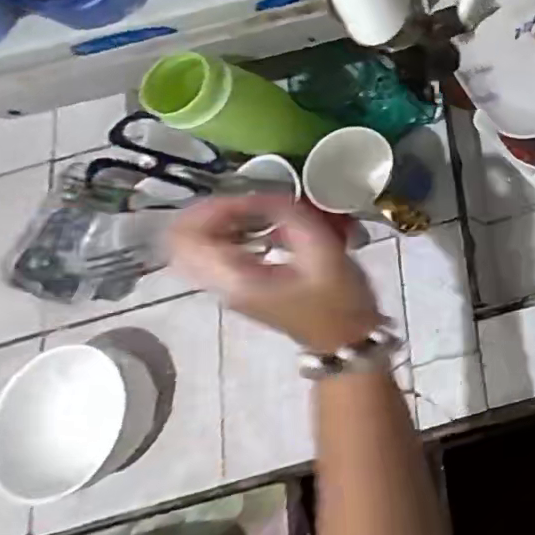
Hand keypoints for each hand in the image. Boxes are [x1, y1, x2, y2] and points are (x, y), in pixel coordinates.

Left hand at [167, 195, 382, 351]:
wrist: (347, 340)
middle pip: (186, 237)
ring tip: (263, 210)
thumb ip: (293, 218)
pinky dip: (240, 232)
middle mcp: (225, 284)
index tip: (251, 196)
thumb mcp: (324, 254)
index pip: (190, 234)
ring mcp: (233, 286)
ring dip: (228, 220)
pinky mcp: (248, 284)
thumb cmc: (339, 304)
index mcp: (236, 280)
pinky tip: (272, 228)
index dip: (215, 206)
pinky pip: (223, 251)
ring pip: (204, 243)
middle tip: (250, 200)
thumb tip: (270, 195)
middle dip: (217, 211)